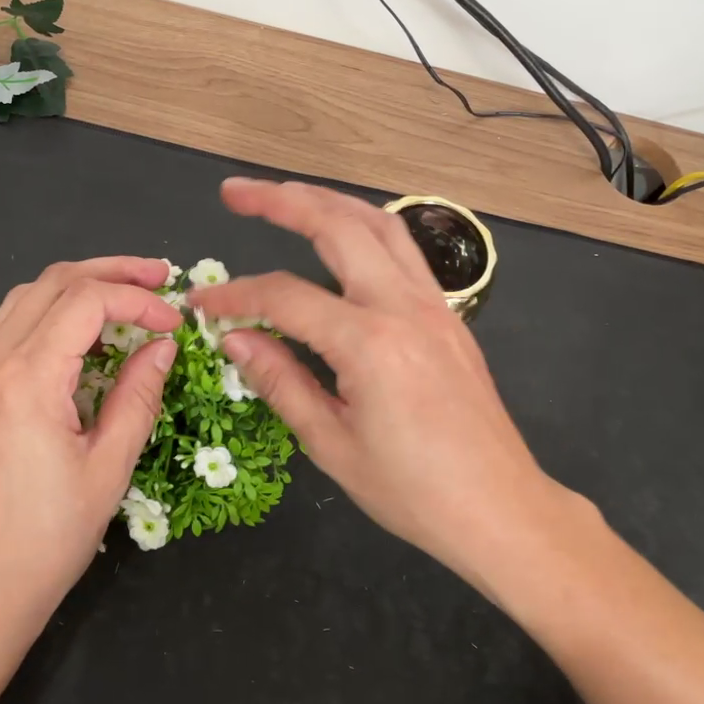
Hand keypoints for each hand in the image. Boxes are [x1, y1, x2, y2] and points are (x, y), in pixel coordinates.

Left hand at [0, 257, 182, 663]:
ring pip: (24, 300)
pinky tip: (80, 341)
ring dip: (76, 289)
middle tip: (157, 277)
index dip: (137, 300)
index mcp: (25, 378)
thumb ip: (137, 397)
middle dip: (109, 273)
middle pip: (51, 284)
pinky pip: (8, 332)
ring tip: (124, 297)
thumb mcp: (108, 469)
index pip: (86, 301)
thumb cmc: (46, 540)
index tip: (175, 322)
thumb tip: (161, 347)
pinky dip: (49, 319)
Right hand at [190, 179, 585, 597]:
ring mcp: (434, 306)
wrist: (501, 510)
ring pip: (379, 225)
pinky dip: (363, 227)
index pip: (285, 297)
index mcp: (370, 344)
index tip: (201, 304)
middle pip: (338, 226)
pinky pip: (402, 251)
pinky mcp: (448, 317)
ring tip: (285, 195)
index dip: (236, 296)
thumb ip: (281, 382)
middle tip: (234, 193)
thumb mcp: (332, 444)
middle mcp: (404, 308)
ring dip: (328, 201)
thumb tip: (235, 339)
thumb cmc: (412, 491)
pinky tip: (341, 237)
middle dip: (281, 200)